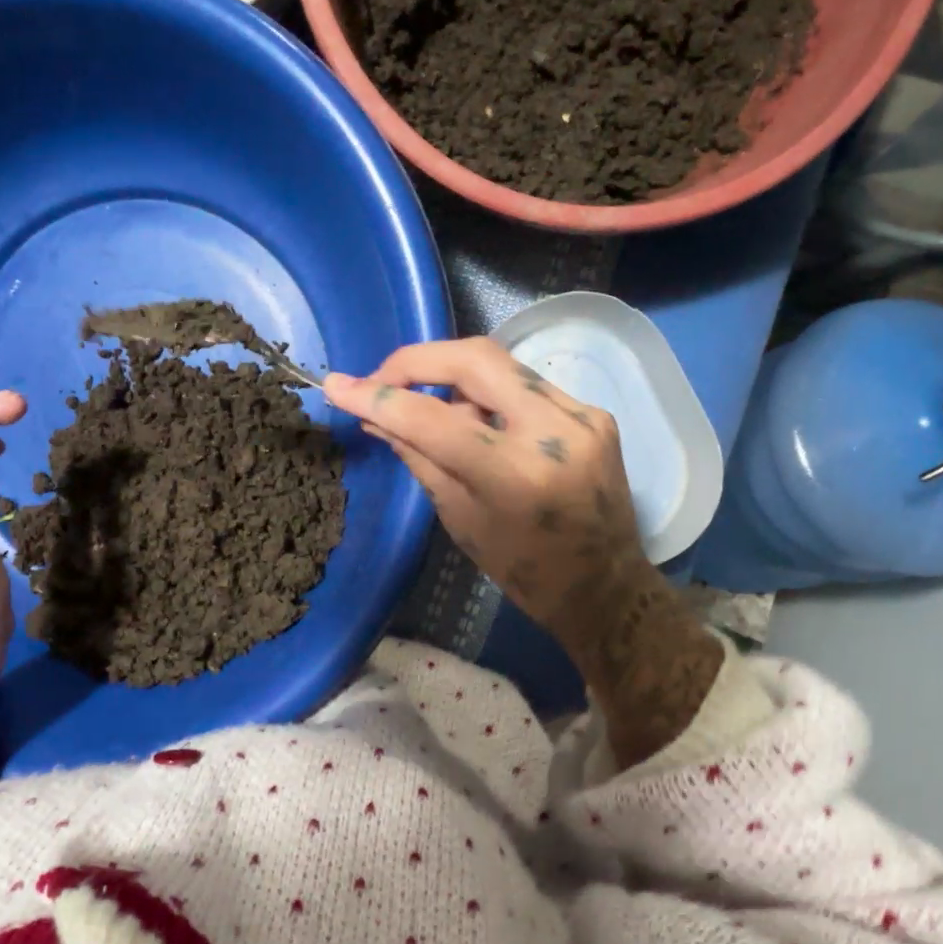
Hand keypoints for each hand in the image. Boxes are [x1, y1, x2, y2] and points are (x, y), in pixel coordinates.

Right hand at [327, 340, 725, 769]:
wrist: (605, 585)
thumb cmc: (525, 570)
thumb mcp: (461, 520)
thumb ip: (420, 458)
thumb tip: (377, 417)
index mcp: (517, 476)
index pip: (434, 418)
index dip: (379, 397)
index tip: (337, 387)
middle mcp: (555, 432)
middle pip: (474, 358)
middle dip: (417, 361)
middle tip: (380, 380)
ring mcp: (582, 416)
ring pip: (501, 366)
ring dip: (452, 377)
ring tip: (424, 406)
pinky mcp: (594, 413)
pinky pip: (526, 386)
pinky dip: (489, 395)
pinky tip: (473, 419)